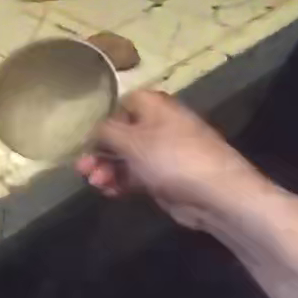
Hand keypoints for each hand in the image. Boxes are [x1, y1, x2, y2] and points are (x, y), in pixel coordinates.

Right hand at [75, 90, 271, 229]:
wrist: (215, 194)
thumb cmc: (170, 157)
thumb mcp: (130, 139)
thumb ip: (105, 132)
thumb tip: (93, 131)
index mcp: (154, 107)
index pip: (122, 103)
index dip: (104, 119)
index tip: (89, 137)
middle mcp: (158, 126)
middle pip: (120, 134)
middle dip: (99, 152)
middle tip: (83, 169)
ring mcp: (162, 153)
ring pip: (124, 158)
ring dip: (106, 170)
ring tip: (95, 184)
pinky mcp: (163, 178)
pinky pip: (134, 176)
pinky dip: (120, 182)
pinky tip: (109, 192)